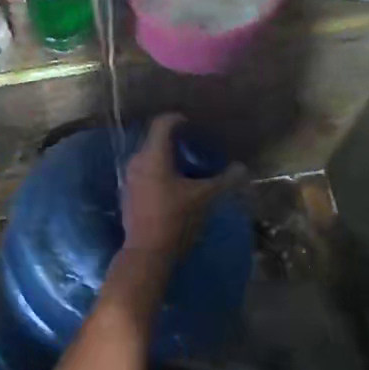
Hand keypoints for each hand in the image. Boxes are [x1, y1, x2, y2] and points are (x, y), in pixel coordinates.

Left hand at [121, 113, 245, 259]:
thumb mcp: (204, 198)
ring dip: (165, 156)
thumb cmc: (175, 219)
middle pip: (154, 139)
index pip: (162, 123)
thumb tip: (241, 168)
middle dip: (173, 138)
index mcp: (153, 156)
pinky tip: (172, 183)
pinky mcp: (127, 193)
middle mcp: (137, 161)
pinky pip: (143, 172)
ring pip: (148, 156)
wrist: (146, 251)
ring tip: (186, 164)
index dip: (177, 118)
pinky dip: (157, 170)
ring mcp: (129, 178)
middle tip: (193, 143)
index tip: (191, 122)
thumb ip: (224, 180)